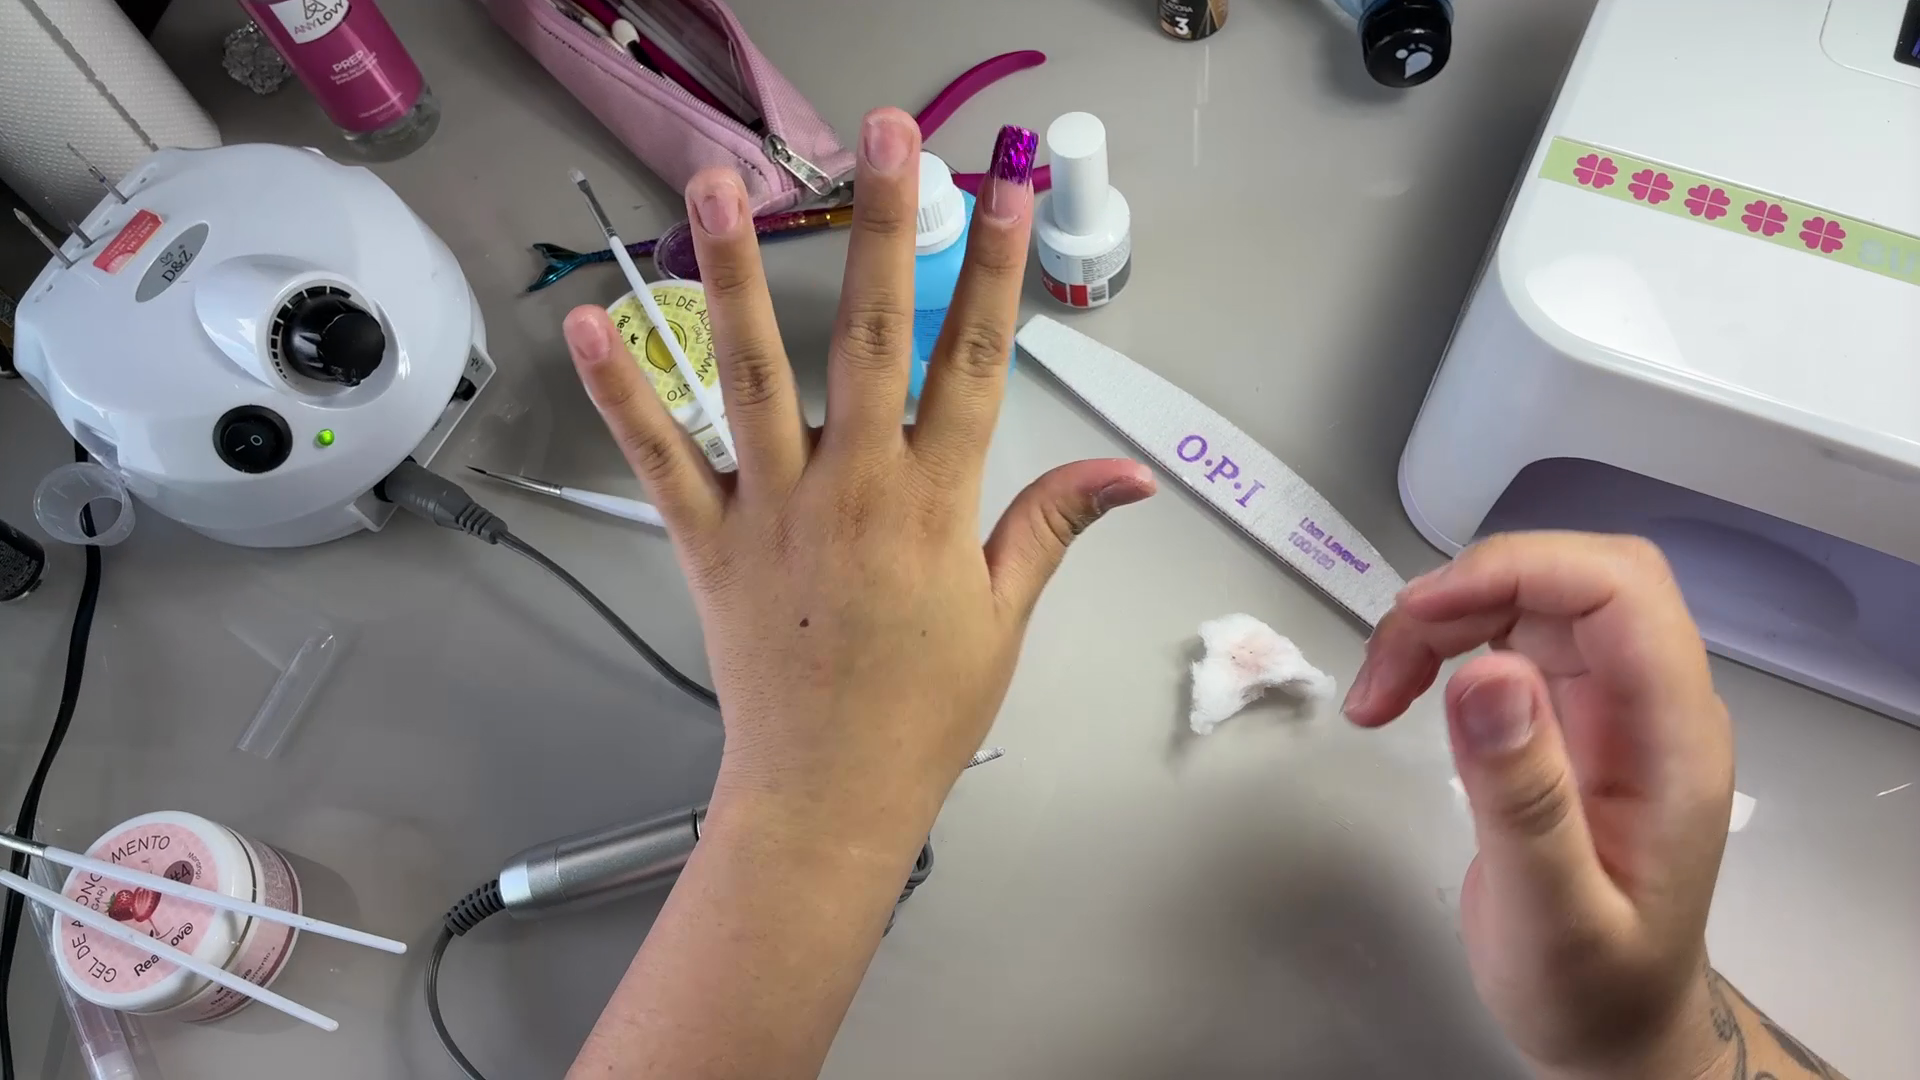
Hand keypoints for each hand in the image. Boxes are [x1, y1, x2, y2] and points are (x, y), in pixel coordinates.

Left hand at [565, 109, 1154, 860]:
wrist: (832, 791)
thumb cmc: (926, 710)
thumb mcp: (1005, 617)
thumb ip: (1053, 526)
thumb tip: (1128, 475)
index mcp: (933, 507)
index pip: (974, 367)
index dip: (994, 274)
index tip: (1001, 194)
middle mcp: (852, 489)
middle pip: (872, 339)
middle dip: (882, 228)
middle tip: (884, 137)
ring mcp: (770, 510)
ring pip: (752, 376)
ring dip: (736, 276)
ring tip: (719, 189)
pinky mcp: (706, 542)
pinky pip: (659, 458)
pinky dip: (622, 393)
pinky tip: (593, 324)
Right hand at [1344, 533, 1735, 1079]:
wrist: (1608, 1021)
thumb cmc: (1588, 983)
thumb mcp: (1553, 911)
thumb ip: (1524, 797)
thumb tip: (1483, 674)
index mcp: (1669, 737)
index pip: (1616, 588)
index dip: (1513, 571)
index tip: (1417, 615)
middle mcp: (1644, 697)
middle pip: (1557, 579)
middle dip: (1459, 597)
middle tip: (1386, 670)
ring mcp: (1600, 698)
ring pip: (1515, 597)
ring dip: (1432, 624)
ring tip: (1375, 695)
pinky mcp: (1554, 706)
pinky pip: (1492, 633)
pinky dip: (1431, 644)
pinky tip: (1396, 690)